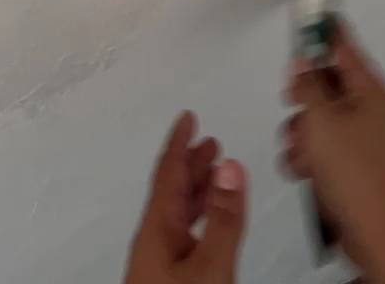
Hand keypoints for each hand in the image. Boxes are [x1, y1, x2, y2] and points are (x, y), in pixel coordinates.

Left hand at [123, 111, 249, 283]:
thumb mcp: (210, 264)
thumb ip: (222, 217)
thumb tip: (230, 166)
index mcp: (156, 226)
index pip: (167, 171)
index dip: (178, 141)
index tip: (187, 116)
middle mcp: (154, 239)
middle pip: (172, 188)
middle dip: (191, 162)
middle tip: (209, 141)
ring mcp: (159, 260)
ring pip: (180, 212)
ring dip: (199, 189)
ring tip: (218, 173)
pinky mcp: (169, 278)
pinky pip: (186, 233)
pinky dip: (202, 217)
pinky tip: (213, 222)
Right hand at [281, 27, 384, 268]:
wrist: (379, 237)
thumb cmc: (355, 174)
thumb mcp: (321, 120)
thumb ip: (307, 85)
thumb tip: (302, 63)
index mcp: (369, 89)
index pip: (341, 41)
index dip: (318, 26)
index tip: (300, 11)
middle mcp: (368, 107)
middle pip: (323, 79)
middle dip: (301, 97)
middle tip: (293, 106)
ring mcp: (360, 135)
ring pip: (316, 114)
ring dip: (299, 132)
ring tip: (301, 154)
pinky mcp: (352, 162)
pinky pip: (320, 143)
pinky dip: (307, 154)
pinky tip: (304, 171)